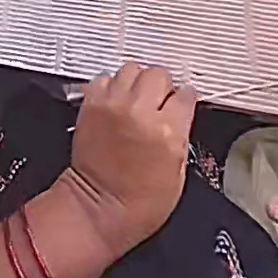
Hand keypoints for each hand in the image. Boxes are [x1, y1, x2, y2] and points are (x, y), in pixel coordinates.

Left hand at [57, 64, 196, 255]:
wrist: (97, 209)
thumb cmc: (139, 202)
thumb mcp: (178, 173)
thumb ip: (181, 134)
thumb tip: (182, 108)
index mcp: (167, 132)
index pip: (185, 94)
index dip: (185, 99)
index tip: (182, 101)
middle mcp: (140, 111)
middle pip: (159, 74)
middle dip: (162, 87)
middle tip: (158, 102)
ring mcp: (114, 104)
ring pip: (133, 69)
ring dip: (137, 82)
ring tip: (136, 99)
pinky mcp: (92, 103)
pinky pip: (106, 77)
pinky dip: (112, 86)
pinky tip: (116, 102)